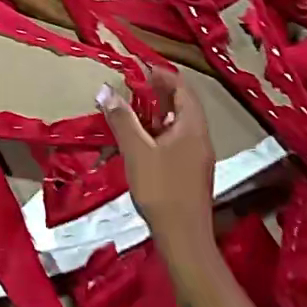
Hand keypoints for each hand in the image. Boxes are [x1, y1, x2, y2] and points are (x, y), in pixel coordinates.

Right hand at [99, 67, 214, 248]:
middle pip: (184, 105)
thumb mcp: (137, 151)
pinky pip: (179, 141)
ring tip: (136, 112)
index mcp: (193, 125)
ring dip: (160, 115)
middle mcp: (201, 136)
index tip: (142, 69)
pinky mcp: (193, 172)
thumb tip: (105, 90)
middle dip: (161, 94)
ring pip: (181, 125)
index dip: (163, 76)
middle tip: (136, 88)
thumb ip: (122, 120)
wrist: (184, 236)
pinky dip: (162, 134)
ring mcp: (199, 155)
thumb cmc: (161, 189)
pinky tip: (145, 143)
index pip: (183, 88)